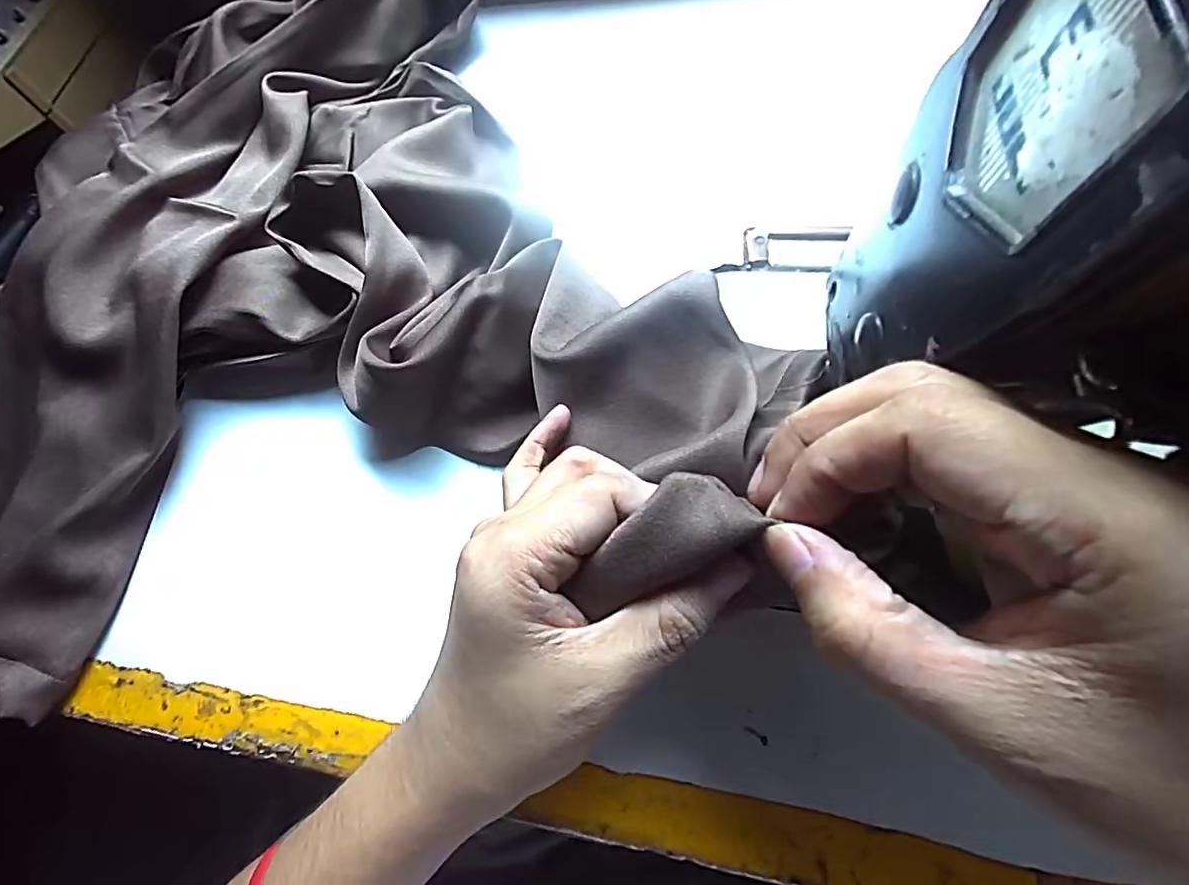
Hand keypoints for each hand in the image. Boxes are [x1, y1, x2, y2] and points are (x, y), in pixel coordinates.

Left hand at [392, 405, 752, 823]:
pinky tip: (561, 420)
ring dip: (611, 484)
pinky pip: (523, 479)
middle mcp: (497, 527)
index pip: (602, 492)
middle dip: (638, 495)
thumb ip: (674, 617)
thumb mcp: (606, 679)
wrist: (453, 767)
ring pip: (562, 471)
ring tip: (650, 519)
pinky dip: (545, 448)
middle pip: (582, 470)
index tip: (692, 545)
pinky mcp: (498, 545)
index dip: (654, 509)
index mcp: (514, 552)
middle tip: (674, 541)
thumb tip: (735, 565)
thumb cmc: (520, 731)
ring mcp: (492, 532)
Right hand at [749, 362, 1188, 884]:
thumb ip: (875, 637)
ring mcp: (1098, 463)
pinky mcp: (1084, 483)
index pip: (931, 421)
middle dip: (829, 433)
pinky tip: (863, 505)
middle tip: (773, 501)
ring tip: (801, 502)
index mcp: (1101, 511)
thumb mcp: (1006, 731)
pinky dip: (892, 463)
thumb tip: (786, 548)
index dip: (832, 453)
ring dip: (853, 440)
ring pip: (941, 405)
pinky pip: (965, 445)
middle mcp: (1102, 460)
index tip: (780, 521)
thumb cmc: (1183, 790)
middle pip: (929, 390)